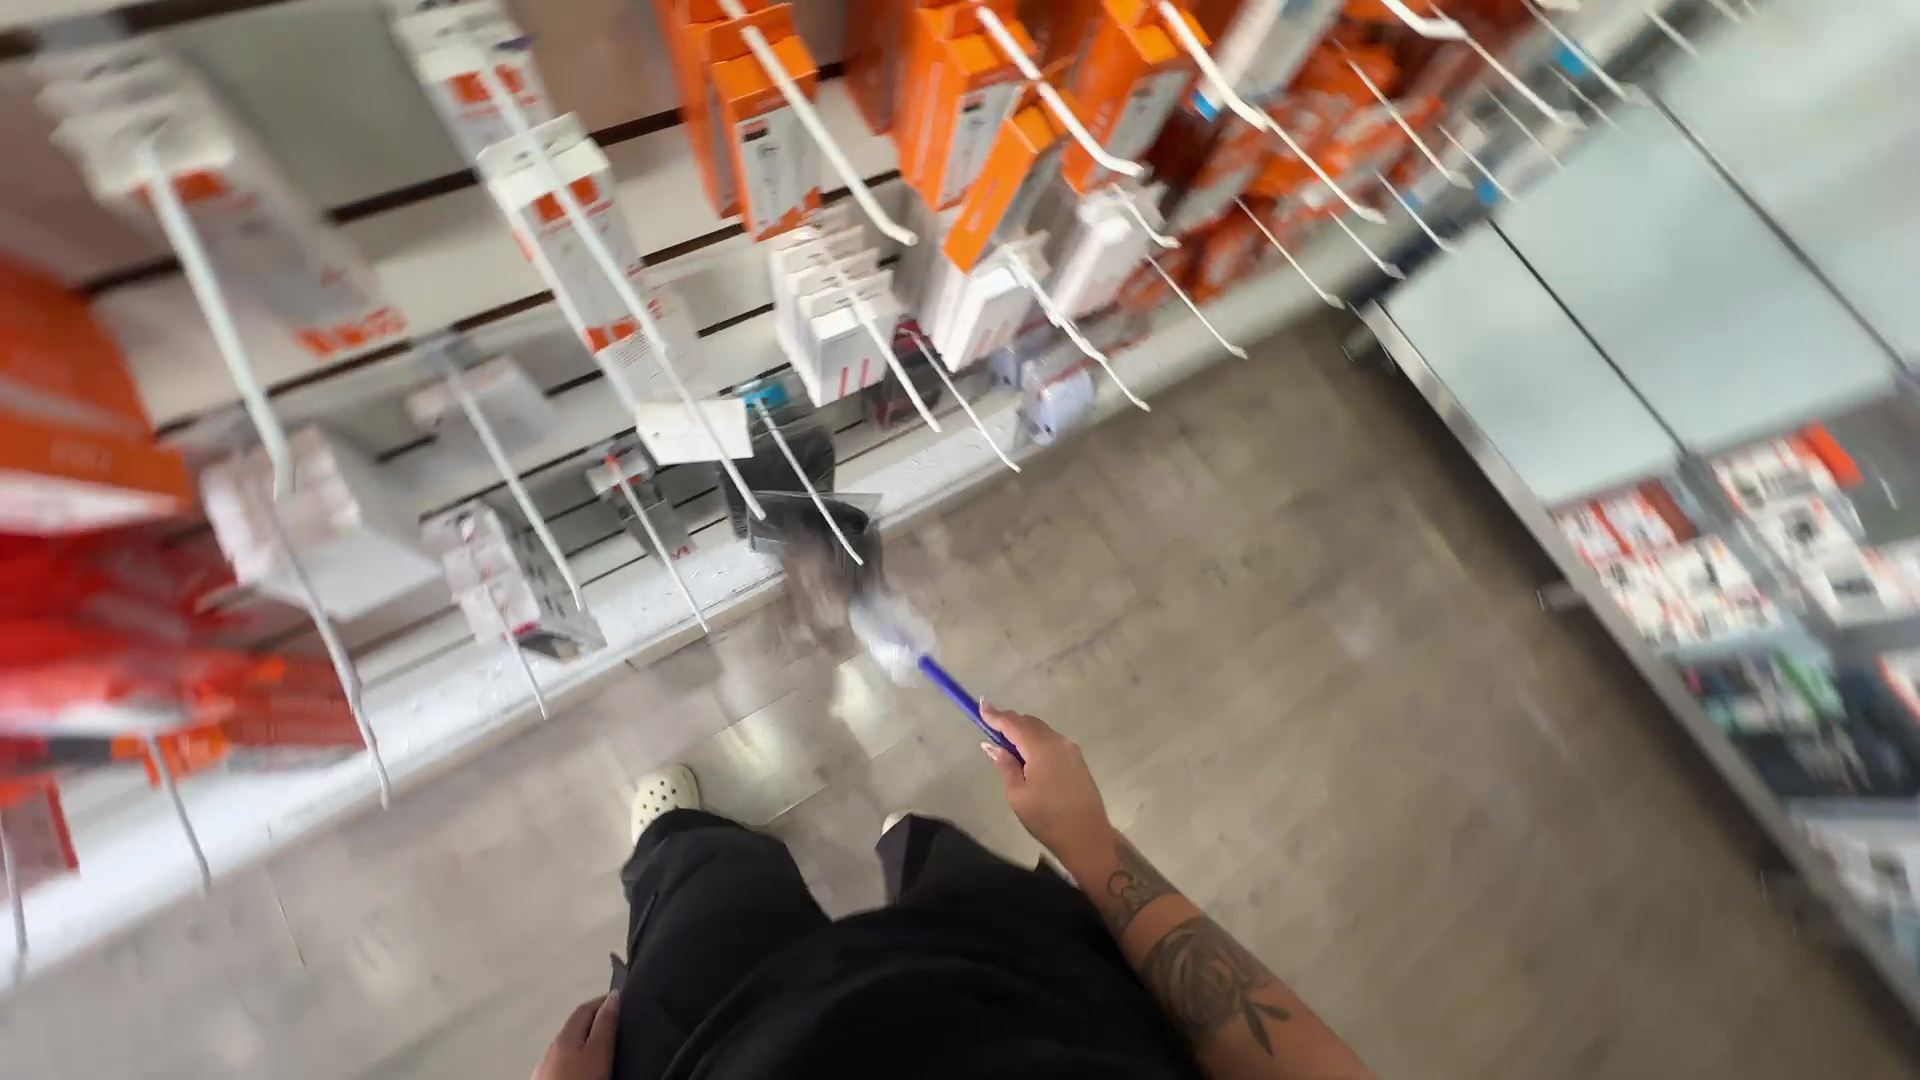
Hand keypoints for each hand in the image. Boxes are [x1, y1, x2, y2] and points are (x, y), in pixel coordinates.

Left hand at [531, 992, 619, 1079]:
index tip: (625, 1007)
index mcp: (562, 1037)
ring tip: (606, 1053)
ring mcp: (543, 1072)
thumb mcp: (599, 1052)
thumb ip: (605, 1023)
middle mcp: (549, 1051)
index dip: (604, 1002)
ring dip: (586, 1044)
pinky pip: (563, 1066)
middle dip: (595, 1023)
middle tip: (619, 1030)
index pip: (584, 1008)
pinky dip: (577, 1062)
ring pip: (568, 1048)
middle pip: (574, 1028)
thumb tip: (613, 995)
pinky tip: (585, 1073)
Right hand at [981, 705, 1113, 860]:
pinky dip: (1036, 741)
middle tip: (991, 728)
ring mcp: (1070, 749)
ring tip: (1008, 745)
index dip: (995, 715)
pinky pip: (1051, 741)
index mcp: (1041, 747)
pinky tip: (1028, 756)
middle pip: (1028, 723)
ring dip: (1023, 732)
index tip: (981, 706)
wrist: (1087, 836)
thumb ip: (1006, 766)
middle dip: (1009, 722)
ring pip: (1041, 730)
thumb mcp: (1018, 795)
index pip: (1013, 723)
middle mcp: (1057, 741)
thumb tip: (994, 746)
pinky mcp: (1077, 759)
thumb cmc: (1047, 818)